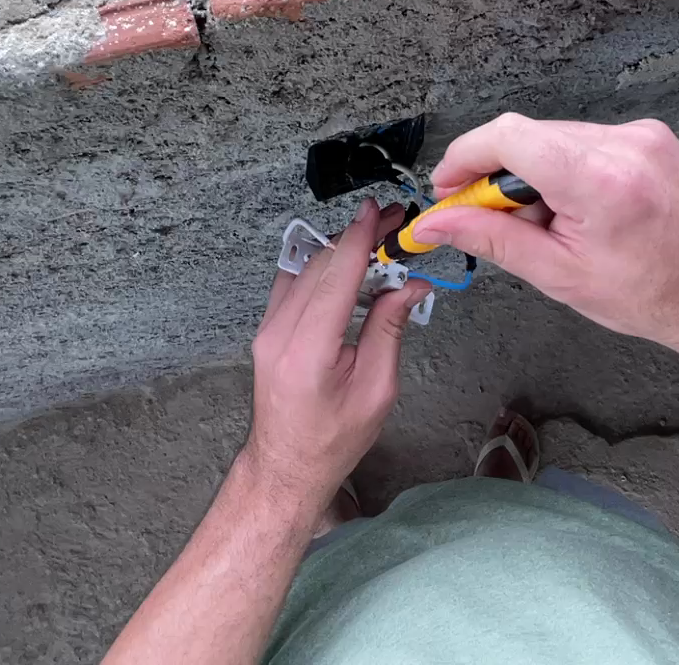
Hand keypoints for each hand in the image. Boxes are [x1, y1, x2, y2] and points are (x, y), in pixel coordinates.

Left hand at [241, 199, 429, 511]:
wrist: (286, 466)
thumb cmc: (334, 438)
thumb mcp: (377, 388)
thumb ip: (389, 328)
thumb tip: (412, 284)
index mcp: (308, 350)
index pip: (336, 276)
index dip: (359, 238)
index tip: (378, 211)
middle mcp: (279, 332)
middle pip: (320, 264)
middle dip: (357, 237)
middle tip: (392, 222)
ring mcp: (267, 328)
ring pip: (304, 268)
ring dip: (340, 247)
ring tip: (375, 237)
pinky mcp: (266, 328)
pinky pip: (292, 281)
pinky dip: (321, 265)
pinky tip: (346, 262)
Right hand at [412, 115, 678, 358]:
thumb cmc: (655, 297)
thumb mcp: (561, 276)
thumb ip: (491, 239)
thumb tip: (434, 223)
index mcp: (599, 179)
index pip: (509, 136)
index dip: (465, 157)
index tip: (447, 189)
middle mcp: (623, 143)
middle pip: (528, 136)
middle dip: (496, 173)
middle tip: (484, 217)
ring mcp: (643, 134)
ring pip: (555, 137)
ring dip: (531, 172)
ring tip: (544, 222)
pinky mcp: (653, 136)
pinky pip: (586, 140)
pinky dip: (564, 167)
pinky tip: (575, 207)